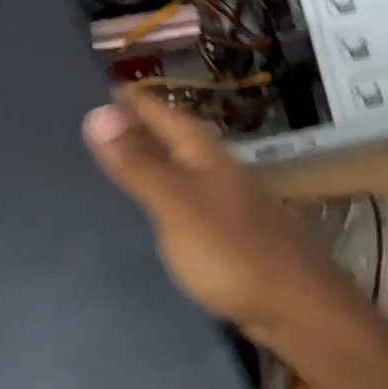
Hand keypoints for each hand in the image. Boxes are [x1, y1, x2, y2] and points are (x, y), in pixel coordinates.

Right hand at [81, 89, 347, 335]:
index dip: (133, 100)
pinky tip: (151, 207)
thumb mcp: (174, 203)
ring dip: (151, 157)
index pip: (162, 111)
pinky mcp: (227, 229)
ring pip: (179, 165)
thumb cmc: (228, 248)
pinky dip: (162, 190)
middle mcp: (215, 165)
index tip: (103, 86)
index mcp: (202, 150)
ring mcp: (225, 197)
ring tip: (116, 158)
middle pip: (171, 136)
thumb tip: (95, 113)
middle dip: (140, 125)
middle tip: (100, 120)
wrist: (292, 302)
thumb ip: (137, 163)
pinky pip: (185, 195)